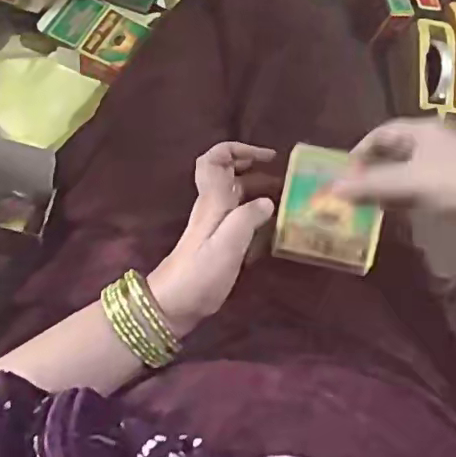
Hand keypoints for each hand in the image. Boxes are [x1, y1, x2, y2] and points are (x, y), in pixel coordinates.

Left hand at [147, 142, 276, 336]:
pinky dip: (255, 209)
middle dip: (252, 166)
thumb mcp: (227, 246)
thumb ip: (247, 219)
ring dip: (257, 188)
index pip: (214, 159)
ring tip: (283, 195)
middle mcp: (212, 207)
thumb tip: (267, 200)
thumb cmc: (199, 275)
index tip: (266, 157)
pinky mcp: (217, 241)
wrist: (172, 306)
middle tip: (279, 173)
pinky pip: (238, 213)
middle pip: (227, 173)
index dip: (238, 150)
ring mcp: (213, 224)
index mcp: (212, 201)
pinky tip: (272, 221)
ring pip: (234, 193)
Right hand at [330, 118, 455, 225]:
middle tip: (352, 187)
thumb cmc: (452, 184)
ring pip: (405, 168)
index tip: (345, 171)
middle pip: (393, 149)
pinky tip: (391, 207)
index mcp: (423, 129)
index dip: (361, 149)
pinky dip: (401, 193)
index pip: (382, 132)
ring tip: (366, 200)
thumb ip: (370, 184)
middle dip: (371, 168)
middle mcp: (434, 140)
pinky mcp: (452, 182)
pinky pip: (417, 183)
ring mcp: (445, 161)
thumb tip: (332, 188)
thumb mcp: (408, 183)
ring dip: (385, 183)